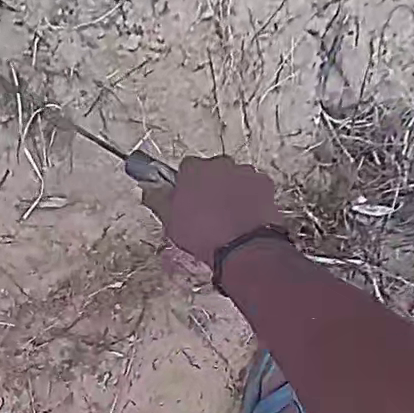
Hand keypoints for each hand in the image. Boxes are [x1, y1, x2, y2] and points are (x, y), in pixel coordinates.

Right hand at [146, 155, 283, 261]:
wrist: (242, 247)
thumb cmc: (205, 234)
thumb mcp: (170, 221)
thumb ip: (158, 200)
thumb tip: (149, 190)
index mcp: (194, 170)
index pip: (186, 168)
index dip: (186, 184)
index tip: (186, 198)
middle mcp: (220, 165)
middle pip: (212, 171)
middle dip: (209, 186)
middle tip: (206, 211)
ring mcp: (245, 172)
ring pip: (234, 178)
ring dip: (230, 192)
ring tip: (226, 218)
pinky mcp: (264, 184)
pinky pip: (253, 188)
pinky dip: (249, 199)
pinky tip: (243, 218)